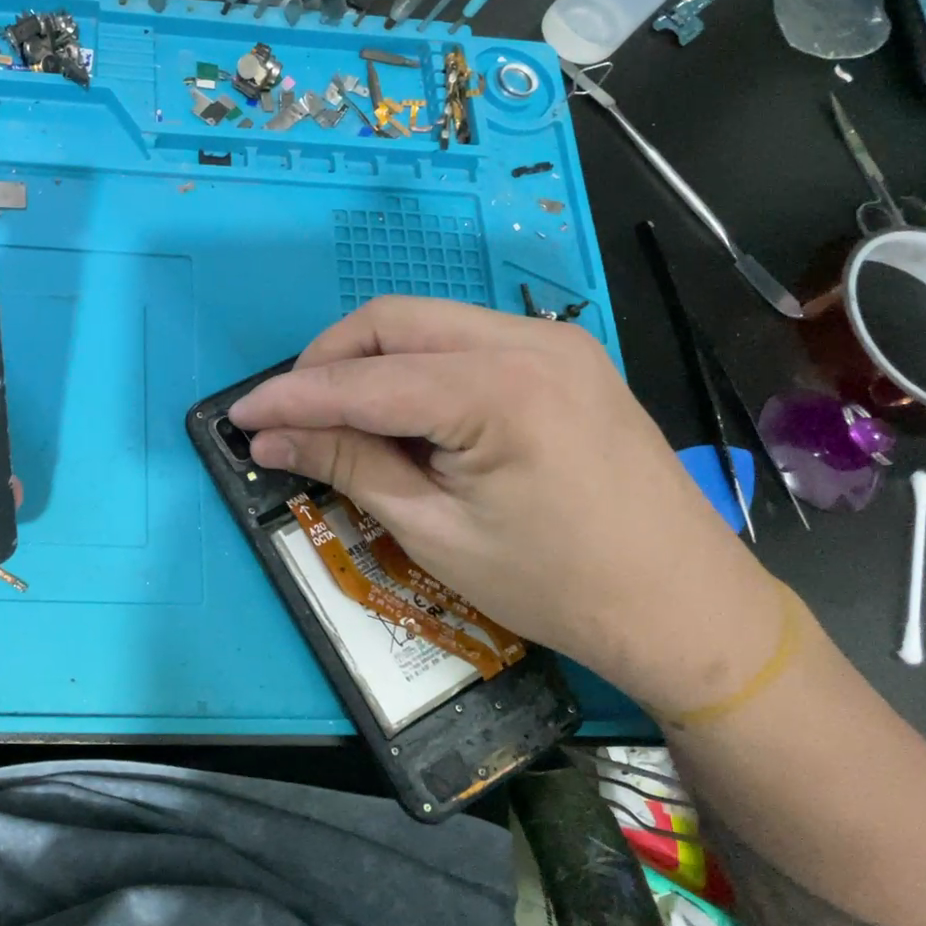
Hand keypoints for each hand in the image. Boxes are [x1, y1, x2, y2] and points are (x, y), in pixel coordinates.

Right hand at [229, 296, 778, 708]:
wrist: (685, 605)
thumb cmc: (555, 584)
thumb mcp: (433, 530)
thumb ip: (348, 465)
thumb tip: (269, 438)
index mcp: (499, 390)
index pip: (365, 379)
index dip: (291, 396)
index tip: (240, 415)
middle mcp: (528, 341)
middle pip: (393, 320)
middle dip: (327, 360)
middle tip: (289, 413)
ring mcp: (553, 341)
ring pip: (426, 322)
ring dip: (367, 360)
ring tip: (336, 416)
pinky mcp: (563, 357)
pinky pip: (462, 339)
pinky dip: (412, 366)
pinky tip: (400, 412)